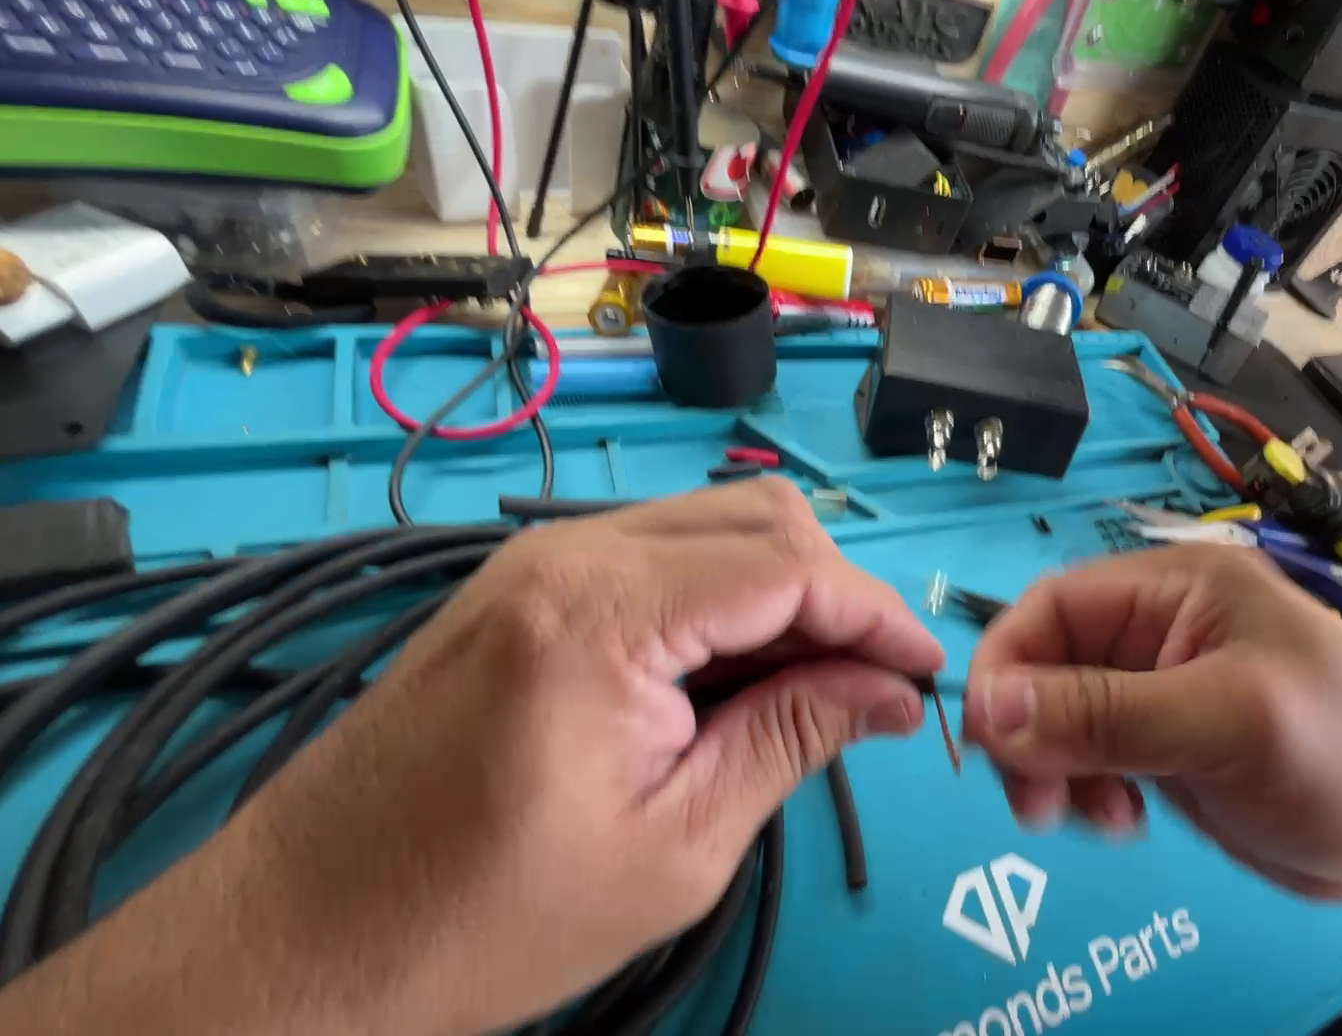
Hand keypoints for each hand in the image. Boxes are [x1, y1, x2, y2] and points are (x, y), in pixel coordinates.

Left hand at [199, 480, 942, 1032]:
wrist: (288, 951)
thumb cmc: (483, 923)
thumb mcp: (678, 844)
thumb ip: (796, 736)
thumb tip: (893, 692)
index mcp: (605, 614)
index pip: (788, 569)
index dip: (875, 614)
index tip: (924, 671)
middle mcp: (572, 554)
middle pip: (761, 520)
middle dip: (838, 593)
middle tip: (872, 679)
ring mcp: (544, 560)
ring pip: (718, 524)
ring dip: (788, 591)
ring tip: (815, 681)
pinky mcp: (532, 584)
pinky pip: (668, 555)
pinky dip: (731, 599)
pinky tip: (740, 671)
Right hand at [963, 545, 1341, 904]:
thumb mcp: (1230, 724)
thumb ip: (1106, 713)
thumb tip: (986, 708)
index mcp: (1173, 589)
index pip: (1054, 605)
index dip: (1006, 662)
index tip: (986, 739)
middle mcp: (1155, 629)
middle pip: (1047, 662)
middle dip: (1028, 729)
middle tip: (1037, 804)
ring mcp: (1156, 688)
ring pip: (1058, 714)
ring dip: (1053, 765)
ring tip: (1092, 817)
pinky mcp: (1160, 741)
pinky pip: (1087, 754)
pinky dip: (1081, 788)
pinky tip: (1119, 820)